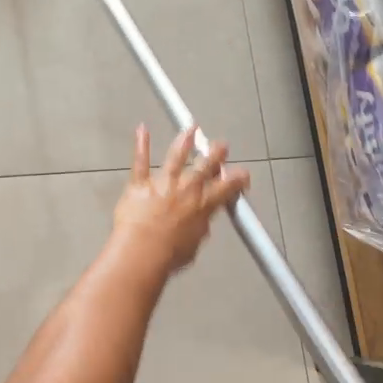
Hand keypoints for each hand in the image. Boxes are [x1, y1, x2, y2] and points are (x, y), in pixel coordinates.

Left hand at [111, 125, 248, 273]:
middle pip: (204, 167)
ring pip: (176, 158)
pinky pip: (140, 161)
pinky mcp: (140, 184)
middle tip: (222, 144)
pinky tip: (142, 129)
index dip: (236, 179)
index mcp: (203, 206)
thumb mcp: (194, 245)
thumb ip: (199, 228)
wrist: (143, 249)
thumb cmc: (170, 255)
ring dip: (184, 141)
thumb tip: (201, 222)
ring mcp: (162, 184)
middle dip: (215, 154)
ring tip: (191, 128)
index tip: (242, 173)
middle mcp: (186, 190)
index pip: (225, 188)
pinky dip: (140, 144)